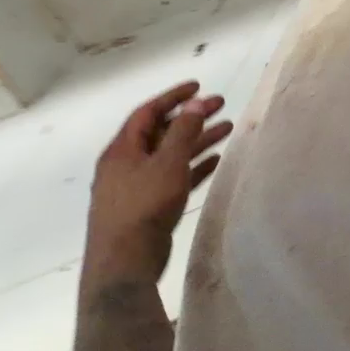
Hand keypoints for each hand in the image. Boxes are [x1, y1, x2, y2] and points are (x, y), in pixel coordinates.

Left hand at [82, 81, 231, 286]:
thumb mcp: (167, 162)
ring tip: (227, 129)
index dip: (173, 97)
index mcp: (122, 151)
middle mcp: (125, 165)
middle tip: (220, 105)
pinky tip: (214, 160)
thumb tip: (194, 103)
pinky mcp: (146, 206)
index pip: (147, 112)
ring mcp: (134, 187)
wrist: (124, 264)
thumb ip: (183, 131)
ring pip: (169, 154)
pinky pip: (172, 176)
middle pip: (161, 132)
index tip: (199, 86)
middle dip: (191, 117)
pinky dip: (192, 165)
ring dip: (197, 140)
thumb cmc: (144, 206)